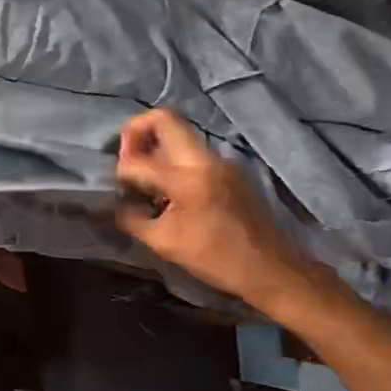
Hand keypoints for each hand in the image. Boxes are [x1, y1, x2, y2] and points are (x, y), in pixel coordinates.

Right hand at [114, 109, 322, 305]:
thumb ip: (132, 217)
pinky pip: (193, 155)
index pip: (138, 159)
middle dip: (136, 133)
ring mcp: (222, 162)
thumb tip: (116, 203)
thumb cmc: (216, 258)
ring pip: (179, 136)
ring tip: (145, 180)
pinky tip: (169, 193)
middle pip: (165, 121)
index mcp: (188, 176)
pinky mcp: (231, 172)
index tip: (116, 185)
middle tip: (125, 158)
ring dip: (155, 149)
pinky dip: (173, 163)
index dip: (120, 170)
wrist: (274, 270)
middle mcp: (206, 159)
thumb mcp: (163, 243)